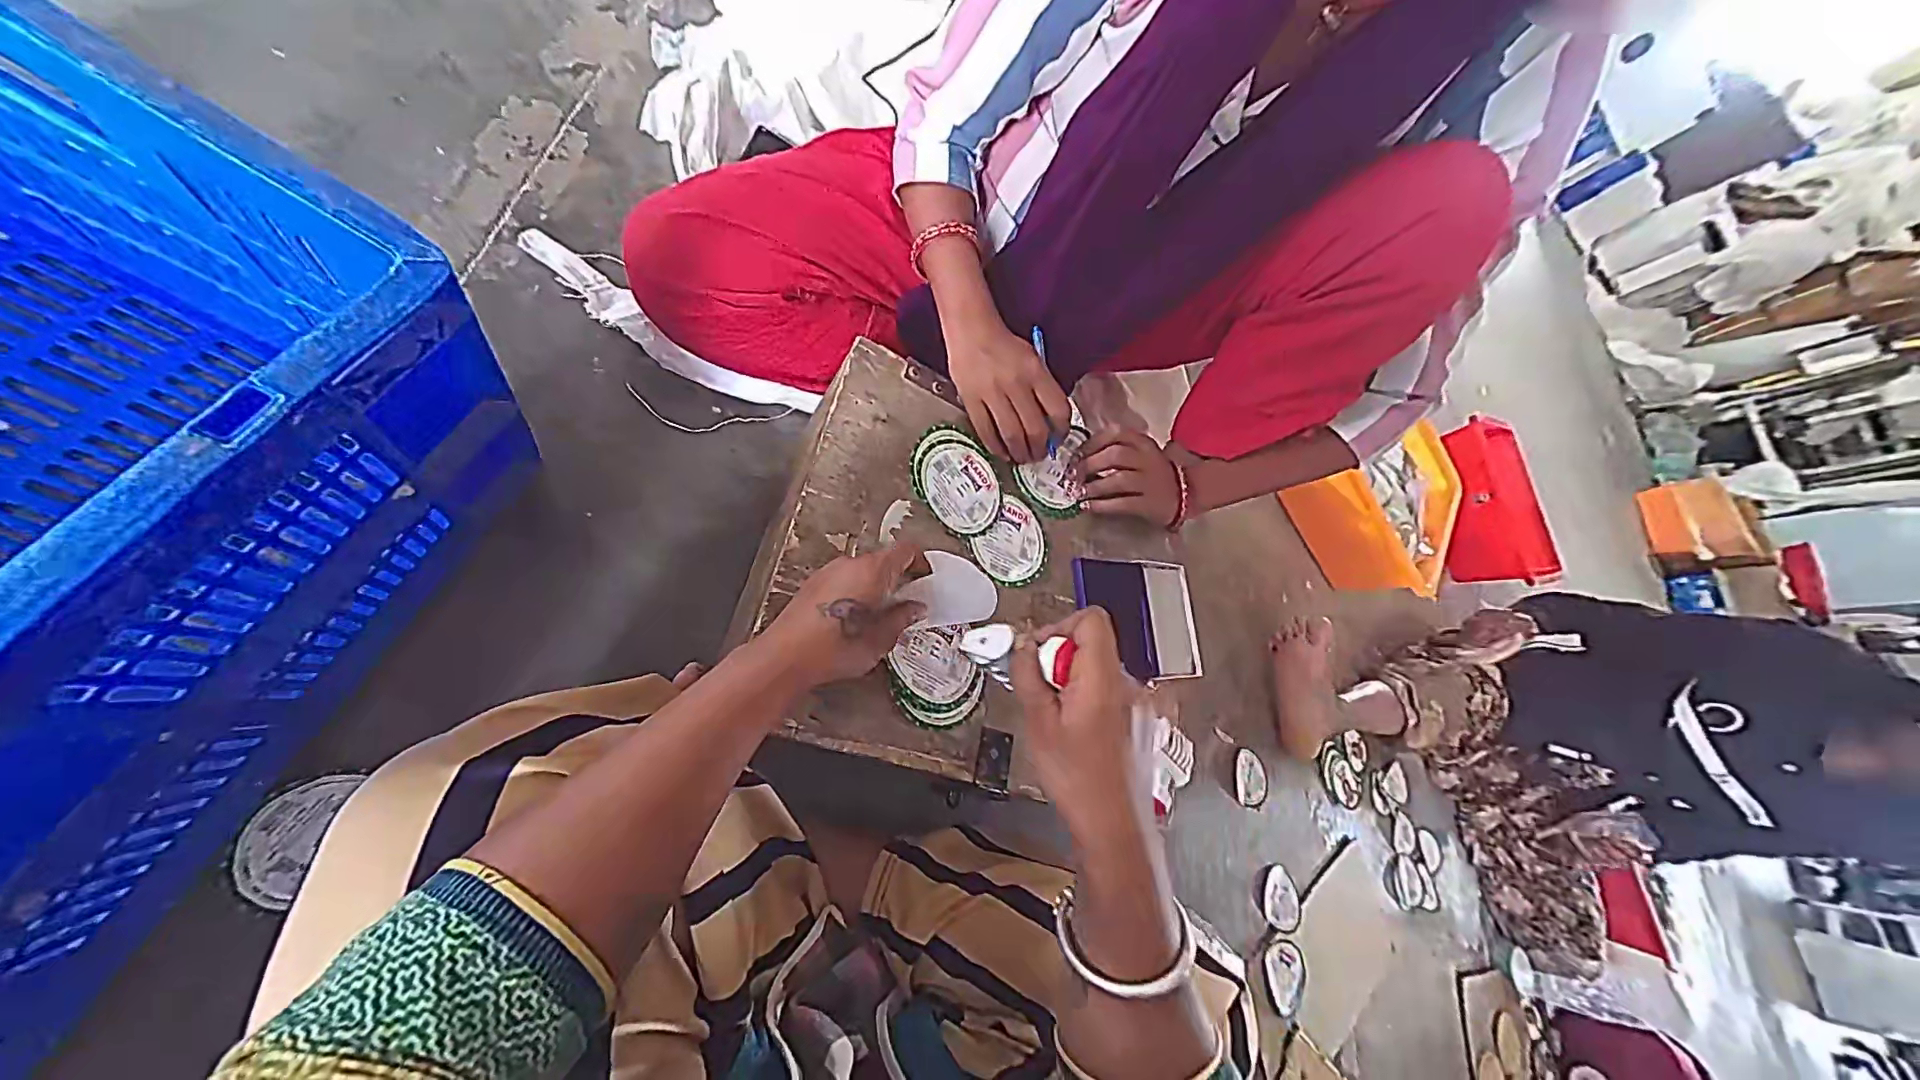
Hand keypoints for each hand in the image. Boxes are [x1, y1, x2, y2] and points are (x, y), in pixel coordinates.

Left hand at [762, 542, 926, 687]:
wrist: (785, 658)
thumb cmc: (833, 648)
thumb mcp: (880, 639)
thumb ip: (902, 618)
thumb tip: (914, 609)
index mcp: (873, 571)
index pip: (906, 550)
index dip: (920, 562)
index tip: (926, 578)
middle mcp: (850, 564)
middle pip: (883, 560)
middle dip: (898, 579)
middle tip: (907, 603)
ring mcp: (828, 573)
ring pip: (862, 571)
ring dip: (875, 586)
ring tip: (880, 617)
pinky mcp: (813, 585)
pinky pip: (843, 580)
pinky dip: (855, 592)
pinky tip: (854, 620)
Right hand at [948, 320, 1072, 463]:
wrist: (971, 329)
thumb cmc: (1004, 345)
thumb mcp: (1032, 359)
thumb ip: (1042, 388)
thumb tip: (1049, 422)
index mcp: (1036, 372)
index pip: (1058, 410)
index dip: (1061, 430)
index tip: (1058, 438)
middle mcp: (1016, 384)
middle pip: (1035, 429)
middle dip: (1040, 448)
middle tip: (1039, 455)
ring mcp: (992, 394)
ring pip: (1011, 434)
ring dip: (1019, 453)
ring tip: (1022, 459)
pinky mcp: (972, 400)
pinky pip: (986, 431)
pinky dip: (996, 447)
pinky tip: (1002, 452)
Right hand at [1010, 608, 1154, 842]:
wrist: (1112, 823)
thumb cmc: (1078, 780)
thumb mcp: (1038, 723)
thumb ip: (1028, 675)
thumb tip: (1024, 646)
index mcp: (1103, 679)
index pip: (1092, 619)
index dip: (1060, 628)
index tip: (1041, 656)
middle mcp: (1126, 683)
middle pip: (1091, 642)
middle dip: (1059, 659)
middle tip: (1042, 692)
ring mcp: (1134, 701)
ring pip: (1095, 667)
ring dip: (1069, 680)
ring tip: (1055, 717)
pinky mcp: (1135, 717)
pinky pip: (1104, 689)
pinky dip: (1084, 697)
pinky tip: (1072, 730)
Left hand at [1079, 429, 1181, 525]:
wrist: (1186, 493)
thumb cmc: (1153, 472)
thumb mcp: (1139, 454)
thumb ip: (1115, 450)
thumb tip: (1079, 459)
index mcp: (1142, 443)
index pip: (1115, 433)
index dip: (1091, 443)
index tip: (1076, 455)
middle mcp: (1147, 459)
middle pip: (1114, 455)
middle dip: (1089, 465)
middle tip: (1073, 476)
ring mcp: (1150, 482)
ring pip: (1118, 480)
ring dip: (1093, 487)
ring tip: (1079, 493)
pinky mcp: (1150, 504)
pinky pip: (1122, 503)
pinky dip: (1102, 505)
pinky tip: (1088, 507)